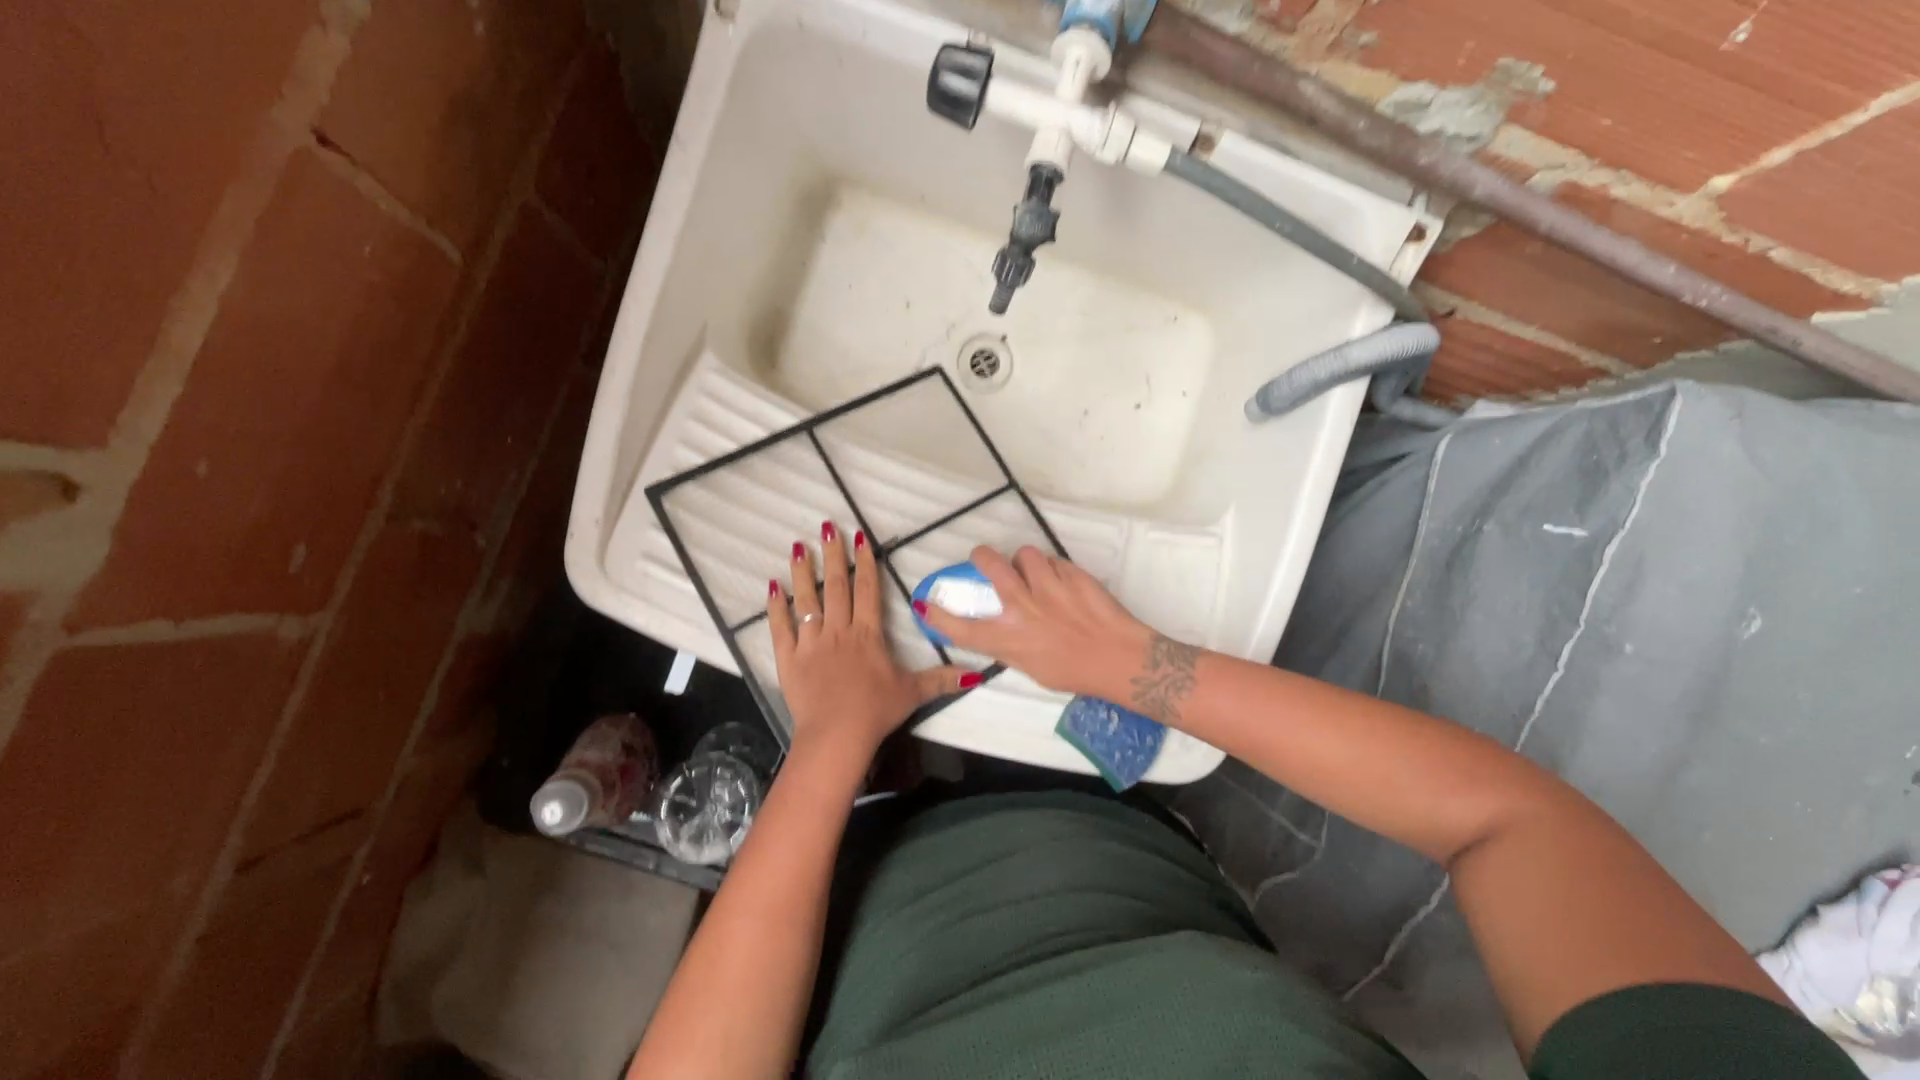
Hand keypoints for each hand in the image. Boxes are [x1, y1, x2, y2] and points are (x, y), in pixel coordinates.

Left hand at [769, 521, 976, 758]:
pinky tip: (773, 586)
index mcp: (868, 634)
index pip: (866, 590)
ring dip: (803, 571)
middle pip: (836, 586)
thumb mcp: (913, 693)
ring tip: (798, 545)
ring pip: (806, 600)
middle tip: (827, 528)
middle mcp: (839, 631)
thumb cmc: (875, 712)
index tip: (859, 537)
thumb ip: (942, 680)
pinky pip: (781, 627)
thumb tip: (976, 673)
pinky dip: (776, 606)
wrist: (836, 735)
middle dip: (833, 555)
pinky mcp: (789, 659)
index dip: (864, 562)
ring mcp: (811, 643)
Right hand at [916, 545, 1160, 705]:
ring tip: (1036, 573)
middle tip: (986, 560)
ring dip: (1026, 562)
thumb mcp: (1032, 668)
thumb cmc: (1075, 673)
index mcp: (1008, 639)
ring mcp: (1047, 586)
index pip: (960, 626)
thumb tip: (1002, 630)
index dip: (937, 615)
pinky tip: (1063, 584)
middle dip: (982, 556)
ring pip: (1025, 553)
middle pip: (989, 563)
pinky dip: (1054, 570)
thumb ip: (1012, 645)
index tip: (926, 604)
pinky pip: (1054, 561)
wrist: (1119, 659)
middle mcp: (1021, 608)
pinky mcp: (1071, 574)